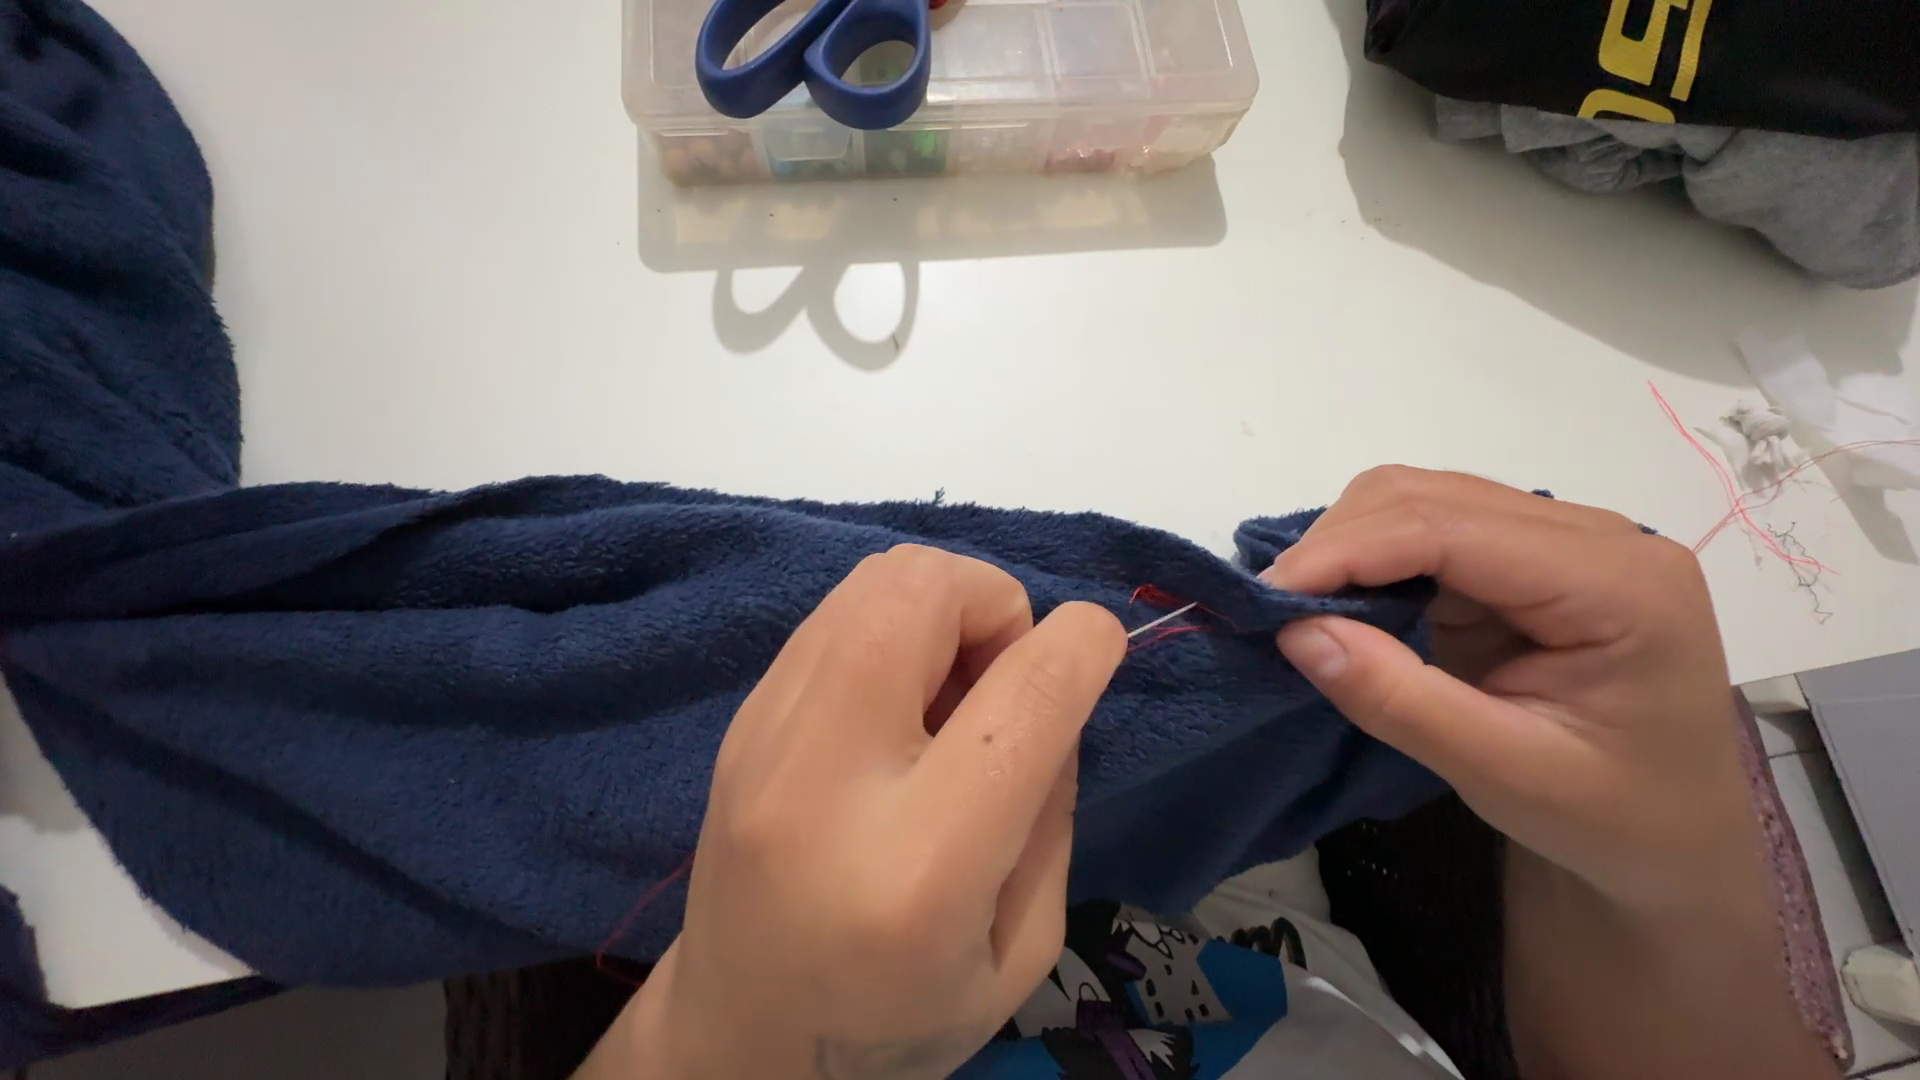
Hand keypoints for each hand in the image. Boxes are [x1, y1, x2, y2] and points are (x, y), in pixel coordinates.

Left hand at [613, 547, 1125, 1079]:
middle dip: (993, 602)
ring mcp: (767, 733)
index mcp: (921, 863)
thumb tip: (1055, 689)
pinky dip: (895, 622)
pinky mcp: (743, 714)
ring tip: (948, 689)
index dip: (1082, 644)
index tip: (1099, 646)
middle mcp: (829, 775)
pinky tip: (897, 699)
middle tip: (1000, 677)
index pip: (1021, 697)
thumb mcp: (1021, 949)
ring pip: (875, 578)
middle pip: (921, 590)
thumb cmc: (896, 1018)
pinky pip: (839, 609)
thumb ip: (1053, 807)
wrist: (736, 1038)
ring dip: (943, 605)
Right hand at [1262, 467, 1757, 915]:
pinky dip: (1363, 557)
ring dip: (1344, 545)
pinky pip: (1417, 529)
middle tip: (1276, 609)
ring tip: (1303, 606)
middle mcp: (1590, 537)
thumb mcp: (1502, 773)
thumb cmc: (1610, 819)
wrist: (1670, 840)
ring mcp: (1552, 541)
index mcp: (1615, 583)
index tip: (1268, 597)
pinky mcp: (1513, 559)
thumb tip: (1294, 630)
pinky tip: (1341, 600)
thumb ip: (1398, 700)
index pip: (1449, 528)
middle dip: (1336, 544)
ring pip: (1413, 499)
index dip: (1346, 551)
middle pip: (1424, 495)